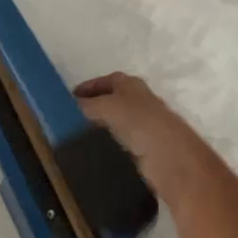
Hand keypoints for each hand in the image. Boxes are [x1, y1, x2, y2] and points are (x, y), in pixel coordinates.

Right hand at [74, 72, 220, 196]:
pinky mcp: (143, 148)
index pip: (106, 80)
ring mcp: (143, 125)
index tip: (67, 99)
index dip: (88, 86)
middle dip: (91, 106)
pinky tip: (92, 151)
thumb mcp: (107, 106)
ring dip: (97, 127)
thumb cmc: (139, 122)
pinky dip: (105, 144)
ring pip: (114, 122)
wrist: (170, 157)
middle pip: (111, 100)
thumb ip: (87, 104)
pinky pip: (118, 141)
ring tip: (75, 136)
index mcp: (132, 85)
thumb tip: (70, 106)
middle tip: (68, 118)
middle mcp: (139, 102)